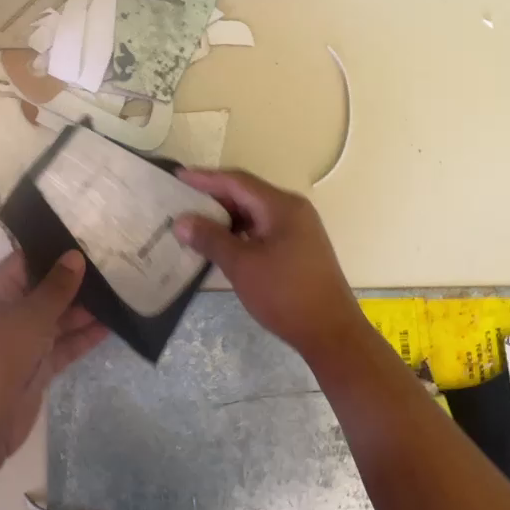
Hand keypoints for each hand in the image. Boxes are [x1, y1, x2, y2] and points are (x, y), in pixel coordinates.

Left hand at [0, 250, 107, 460]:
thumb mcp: (30, 316)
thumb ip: (57, 287)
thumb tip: (75, 256)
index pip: (24, 261)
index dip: (52, 251)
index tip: (86, 240)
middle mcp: (5, 313)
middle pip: (43, 290)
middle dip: (74, 281)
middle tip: (111, 266)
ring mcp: (21, 342)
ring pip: (55, 319)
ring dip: (83, 310)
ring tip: (118, 293)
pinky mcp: (35, 367)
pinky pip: (61, 345)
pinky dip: (82, 337)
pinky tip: (110, 326)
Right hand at [174, 169, 364, 359]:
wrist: (331, 333)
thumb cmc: (285, 294)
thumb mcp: (242, 265)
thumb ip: (211, 238)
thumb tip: (182, 222)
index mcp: (281, 206)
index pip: (237, 182)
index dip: (205, 178)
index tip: (177, 176)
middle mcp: (292, 210)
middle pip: (246, 194)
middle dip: (213, 197)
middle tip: (181, 201)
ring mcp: (298, 229)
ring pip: (254, 213)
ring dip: (225, 217)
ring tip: (194, 223)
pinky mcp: (298, 248)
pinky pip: (262, 229)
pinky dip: (240, 232)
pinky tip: (220, 244)